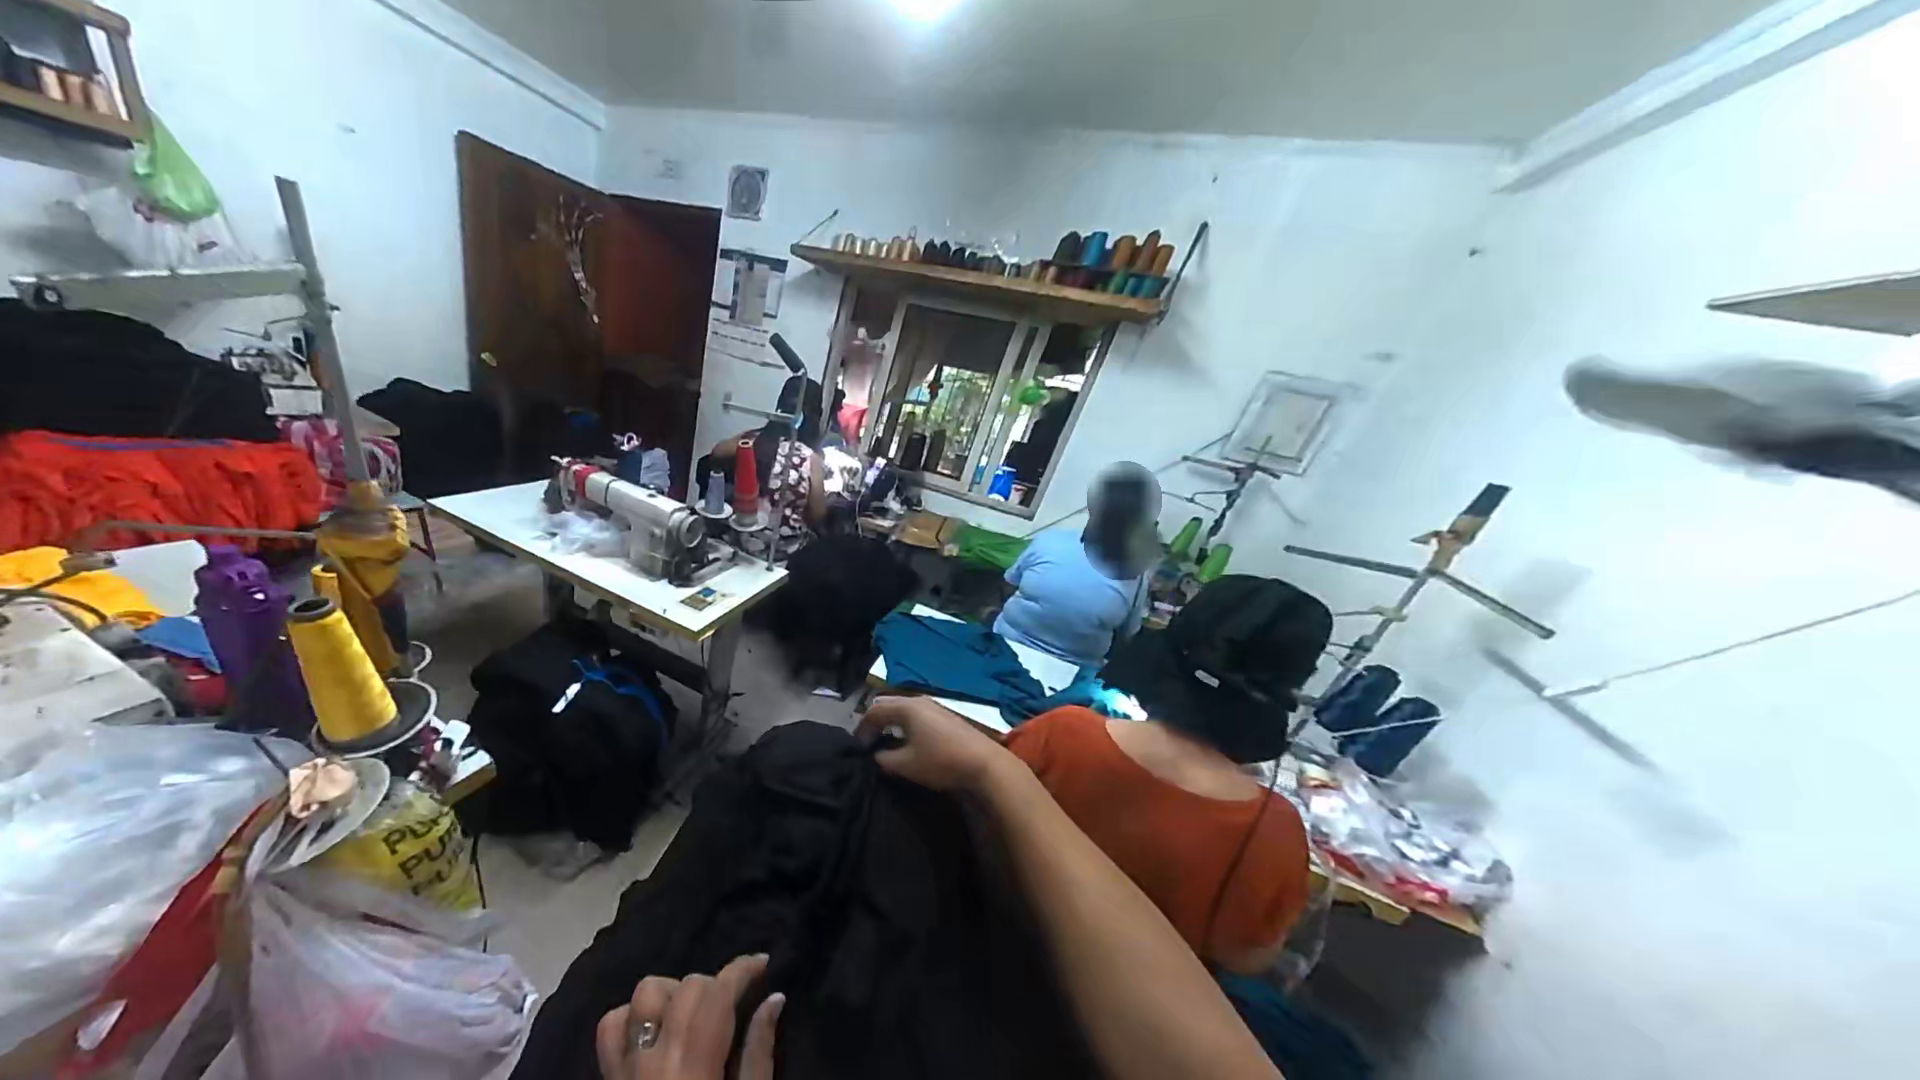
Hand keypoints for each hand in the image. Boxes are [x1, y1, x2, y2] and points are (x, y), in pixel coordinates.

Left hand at [595, 953, 783, 1079]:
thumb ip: (759, 1052)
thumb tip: (774, 999)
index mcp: (693, 1067)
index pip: (717, 992)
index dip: (743, 969)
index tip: (764, 965)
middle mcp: (653, 1061)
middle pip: (684, 986)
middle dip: (713, 984)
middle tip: (734, 1002)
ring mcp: (623, 1072)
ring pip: (641, 997)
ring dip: (672, 994)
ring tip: (692, 1016)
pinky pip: (611, 1029)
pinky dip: (633, 1017)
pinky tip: (656, 1033)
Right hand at [858, 696, 1012, 793]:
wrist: (983, 762)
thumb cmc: (940, 761)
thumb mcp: (905, 764)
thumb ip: (884, 758)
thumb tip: (876, 754)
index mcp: (906, 707)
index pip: (874, 710)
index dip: (862, 728)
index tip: (858, 748)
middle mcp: (919, 701)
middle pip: (889, 704)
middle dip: (876, 721)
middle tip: (869, 742)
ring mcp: (935, 707)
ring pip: (904, 709)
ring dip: (892, 723)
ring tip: (886, 743)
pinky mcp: (946, 717)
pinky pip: (917, 715)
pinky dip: (906, 725)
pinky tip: (909, 742)